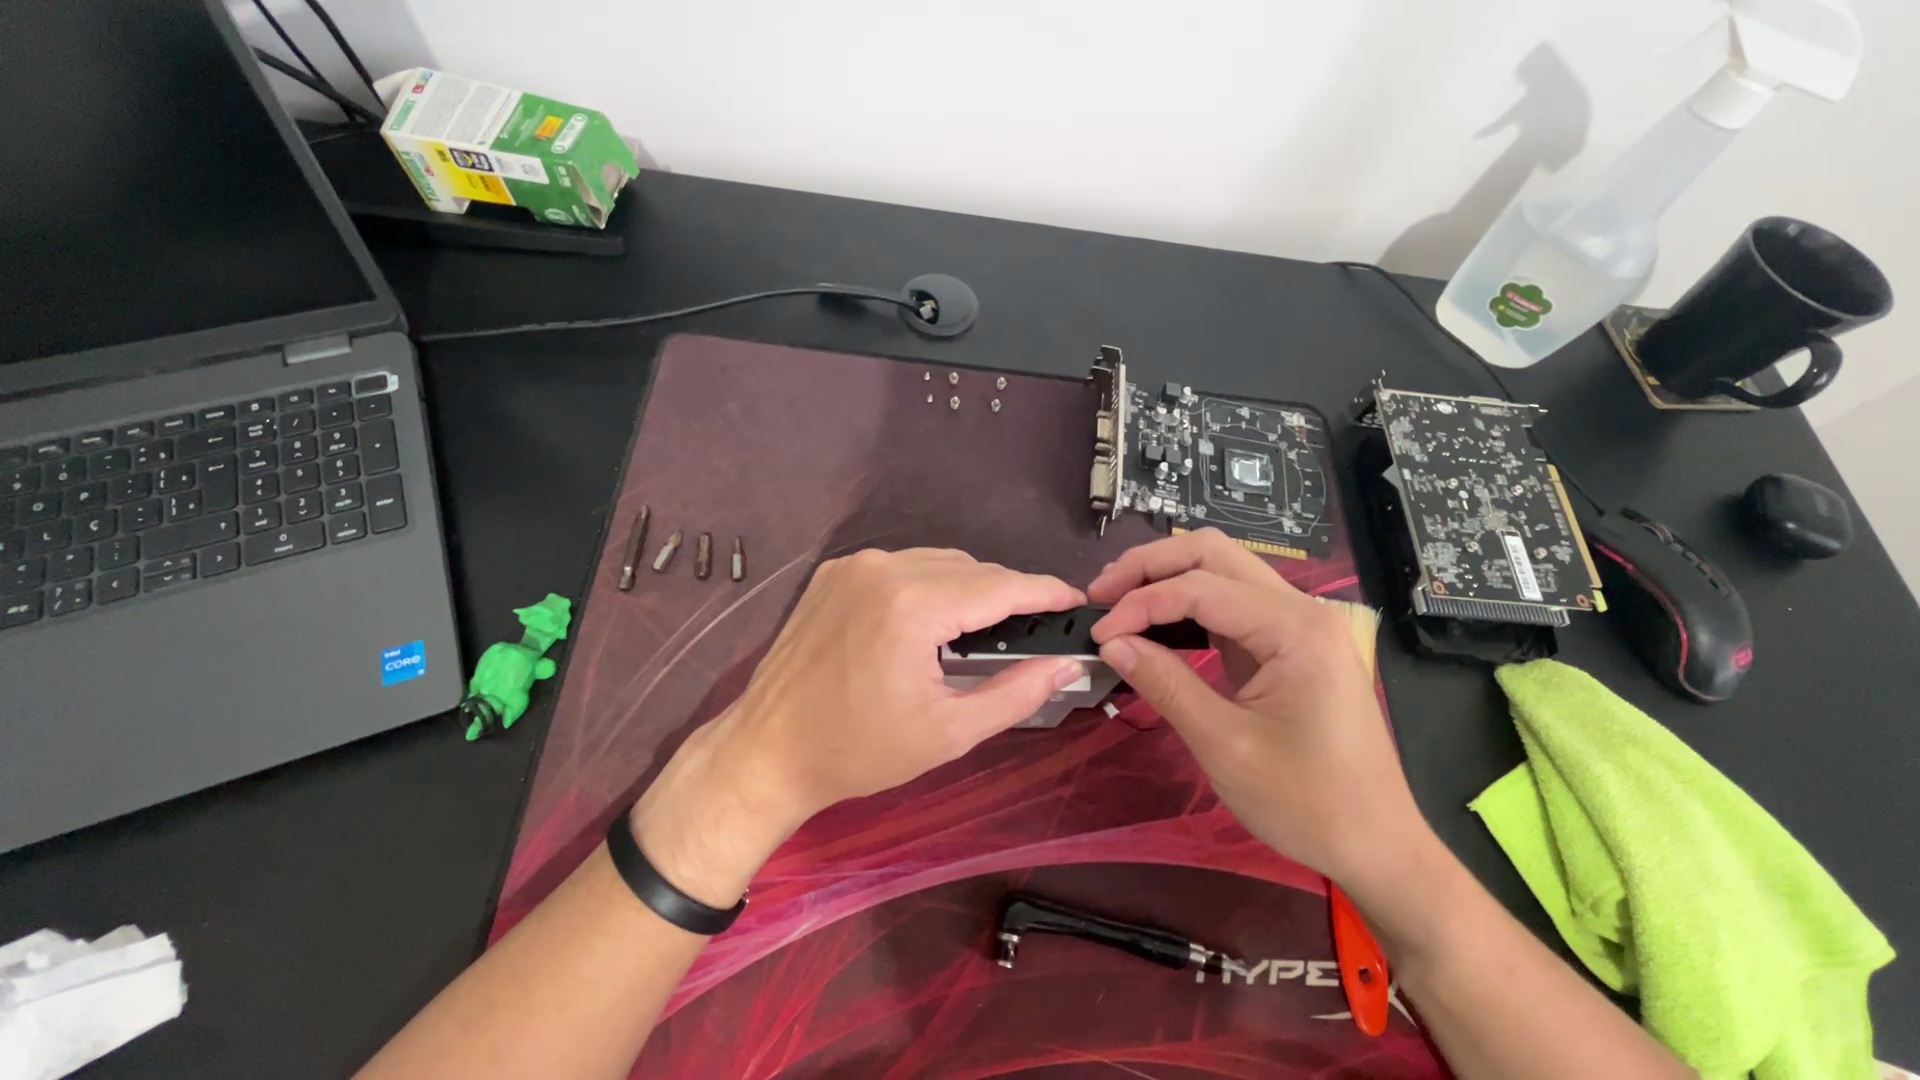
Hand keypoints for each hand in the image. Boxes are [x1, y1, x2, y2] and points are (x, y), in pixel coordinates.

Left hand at [631, 549, 1085, 905]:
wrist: (768, 751)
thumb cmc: (858, 751)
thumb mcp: (948, 732)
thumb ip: (1016, 694)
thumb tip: (1065, 666)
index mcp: (912, 607)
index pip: (1000, 586)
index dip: (1044, 592)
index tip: (1075, 602)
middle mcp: (882, 570)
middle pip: (971, 569)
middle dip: (1006, 596)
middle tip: (1029, 634)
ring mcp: (853, 567)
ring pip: (937, 562)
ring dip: (967, 589)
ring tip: (981, 633)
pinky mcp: (833, 574)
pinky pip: (901, 567)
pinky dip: (927, 585)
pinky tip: (930, 623)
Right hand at [1088, 529, 1428, 892]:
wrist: (1375, 844)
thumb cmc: (1305, 802)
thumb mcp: (1224, 745)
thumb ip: (1166, 685)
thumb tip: (1111, 644)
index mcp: (1295, 629)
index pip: (1200, 587)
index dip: (1141, 603)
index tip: (1098, 634)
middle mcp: (1302, 611)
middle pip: (1215, 555)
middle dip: (1151, 566)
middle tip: (1101, 595)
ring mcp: (1300, 627)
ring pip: (1224, 572)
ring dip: (1169, 579)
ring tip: (1120, 603)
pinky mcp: (1291, 647)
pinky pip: (1234, 607)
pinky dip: (1190, 606)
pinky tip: (1157, 625)